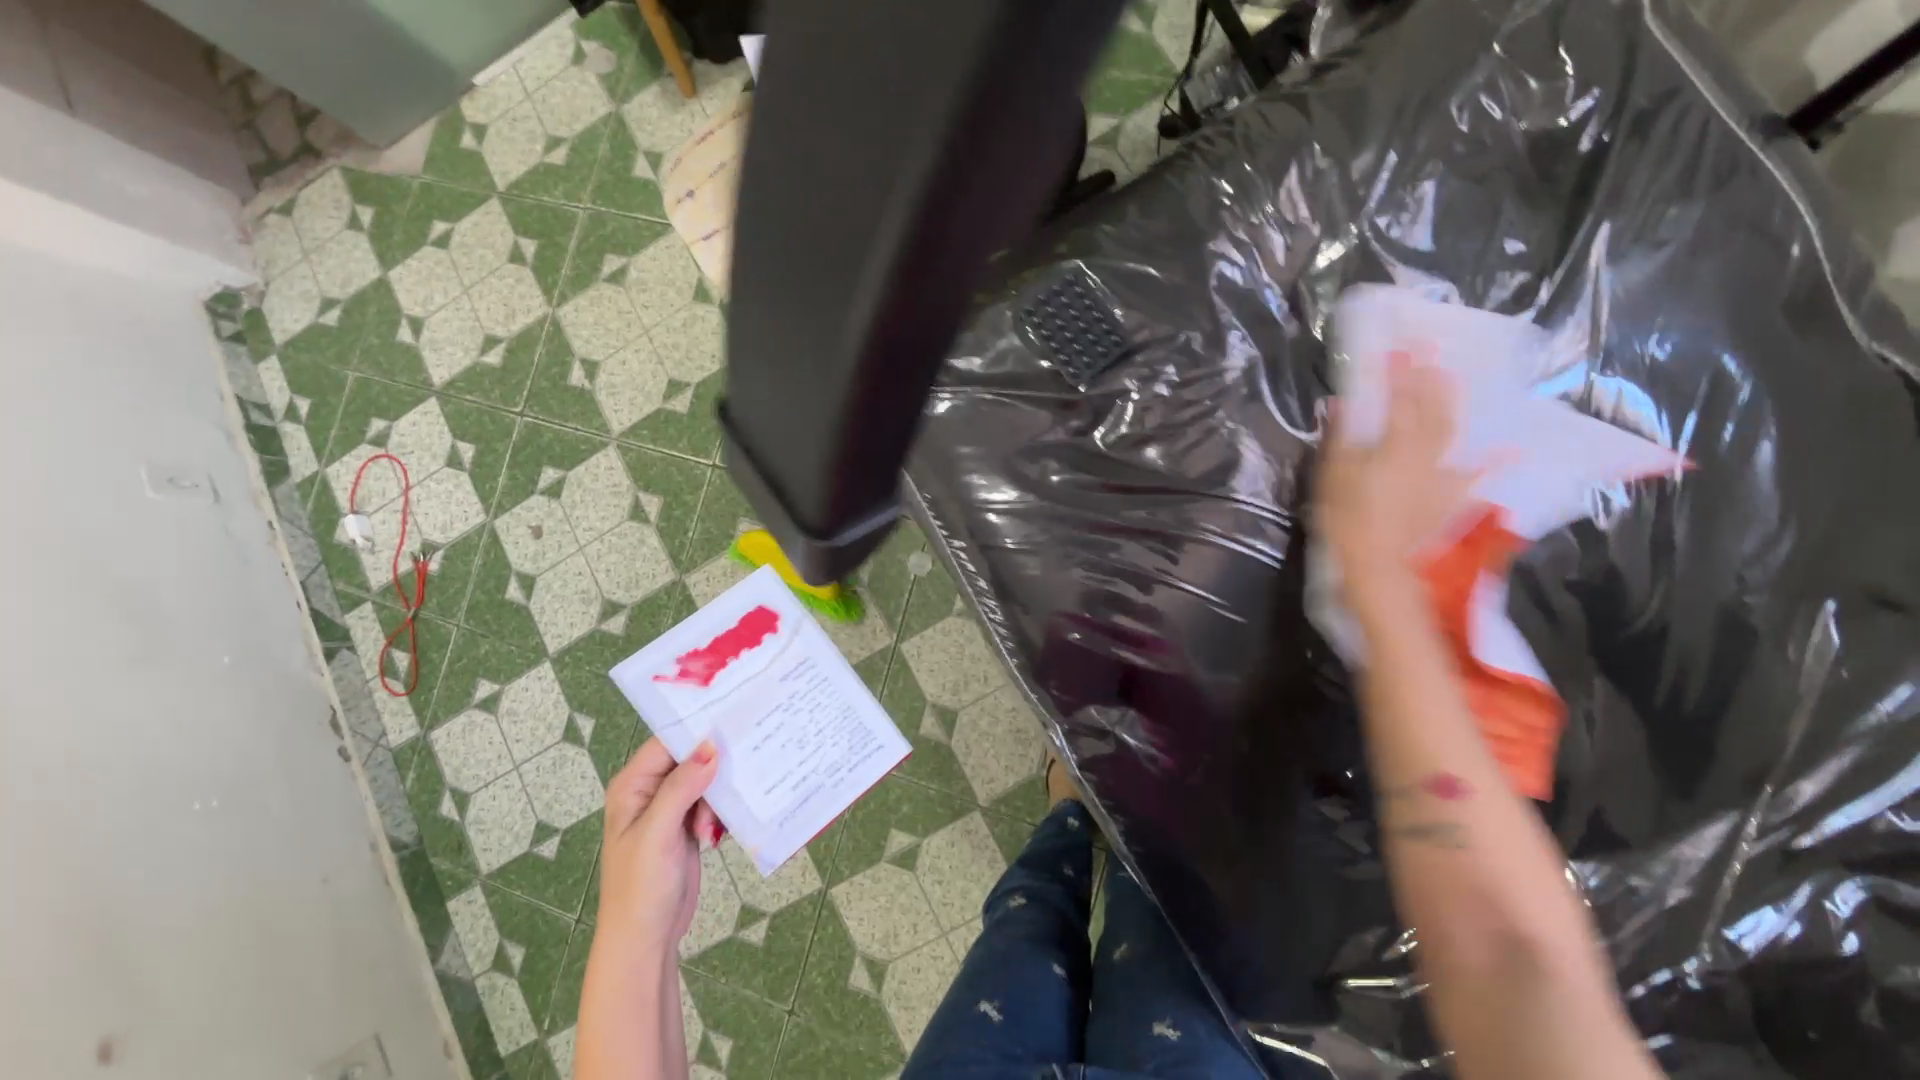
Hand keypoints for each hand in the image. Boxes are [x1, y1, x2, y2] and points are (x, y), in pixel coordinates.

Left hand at [594, 737, 722, 958]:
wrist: (645, 938)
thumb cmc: (641, 886)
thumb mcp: (658, 833)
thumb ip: (682, 787)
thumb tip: (710, 746)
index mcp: (633, 785)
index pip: (668, 742)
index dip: (697, 732)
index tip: (733, 723)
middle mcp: (651, 791)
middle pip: (691, 758)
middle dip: (714, 768)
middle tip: (736, 777)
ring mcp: (671, 810)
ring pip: (706, 781)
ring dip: (717, 798)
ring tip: (711, 829)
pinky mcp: (687, 827)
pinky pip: (711, 803)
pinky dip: (721, 813)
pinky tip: (719, 834)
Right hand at [1316, 351, 1481, 611]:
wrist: (1379, 567)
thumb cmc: (1348, 521)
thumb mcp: (1332, 478)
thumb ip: (1340, 438)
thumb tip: (1342, 403)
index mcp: (1393, 445)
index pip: (1396, 399)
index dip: (1396, 372)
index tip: (1397, 347)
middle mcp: (1423, 453)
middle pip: (1429, 408)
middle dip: (1428, 378)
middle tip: (1429, 352)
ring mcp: (1441, 475)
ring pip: (1449, 431)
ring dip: (1449, 403)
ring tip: (1451, 379)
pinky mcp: (1449, 498)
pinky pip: (1474, 476)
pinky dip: (1493, 462)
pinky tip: (1510, 451)